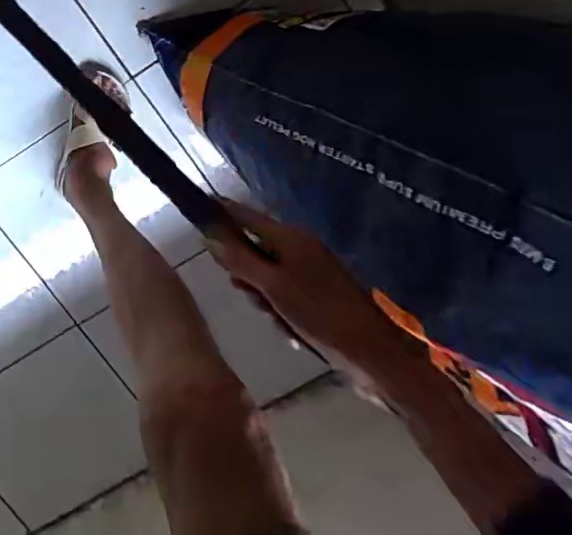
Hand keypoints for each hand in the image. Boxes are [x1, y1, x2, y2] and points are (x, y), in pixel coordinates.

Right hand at [205, 197, 401, 369]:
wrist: (377, 357)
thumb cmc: (321, 315)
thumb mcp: (272, 286)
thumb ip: (238, 259)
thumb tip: (207, 233)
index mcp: (289, 237)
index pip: (242, 214)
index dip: (218, 213)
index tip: (194, 219)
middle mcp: (299, 247)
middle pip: (252, 246)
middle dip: (243, 270)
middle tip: (245, 291)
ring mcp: (311, 271)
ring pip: (266, 273)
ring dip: (262, 294)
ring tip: (274, 316)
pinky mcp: (319, 294)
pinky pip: (283, 291)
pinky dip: (279, 307)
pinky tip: (290, 328)